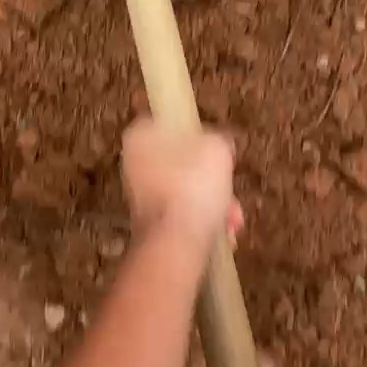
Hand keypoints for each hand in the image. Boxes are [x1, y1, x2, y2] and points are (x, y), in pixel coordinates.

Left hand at [120, 119, 240, 248]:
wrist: (174, 242)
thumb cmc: (192, 184)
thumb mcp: (216, 148)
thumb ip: (217, 139)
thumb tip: (217, 145)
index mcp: (140, 134)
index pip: (171, 124)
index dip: (199, 136)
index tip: (218, 152)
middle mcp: (133, 161)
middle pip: (184, 162)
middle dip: (214, 179)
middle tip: (231, 192)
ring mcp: (140, 193)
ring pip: (188, 190)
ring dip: (215, 204)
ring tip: (233, 220)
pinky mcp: (151, 222)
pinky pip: (184, 214)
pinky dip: (204, 222)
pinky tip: (224, 234)